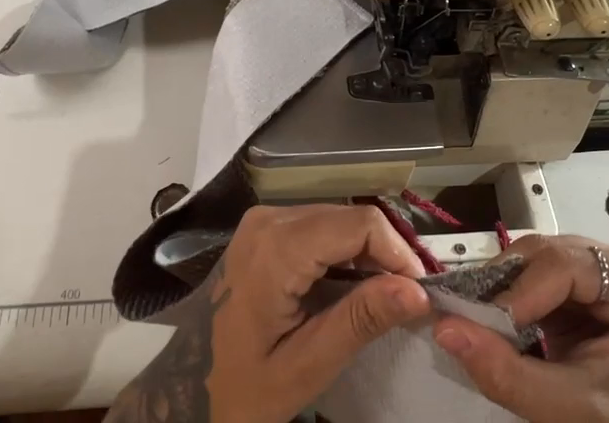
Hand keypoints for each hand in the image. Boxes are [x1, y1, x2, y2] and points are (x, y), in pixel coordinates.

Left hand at [107, 204, 432, 422]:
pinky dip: (344, 251)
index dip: (398, 252)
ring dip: (368, 252)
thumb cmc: (243, 386)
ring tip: (389, 297)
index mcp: (276, 249)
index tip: (421, 293)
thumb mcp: (307, 365)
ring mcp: (261, 221)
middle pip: (349, 217)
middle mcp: (268, 220)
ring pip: (336, 218)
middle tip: (411, 299)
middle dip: (386, 253)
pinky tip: (356, 286)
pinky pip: (316, 226)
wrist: (187, 390)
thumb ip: (360, 320)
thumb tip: (417, 291)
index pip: (358, 224)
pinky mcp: (261, 230)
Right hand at [433, 235, 608, 422]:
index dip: (521, 289)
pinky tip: (499, 319)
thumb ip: (507, 372)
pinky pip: (537, 273)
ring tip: (482, 321)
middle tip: (471, 319)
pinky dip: (513, 295)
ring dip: (505, 288)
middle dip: (508, 285)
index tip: (480, 321)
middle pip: (552, 253)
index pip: (571, 264)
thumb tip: (444, 327)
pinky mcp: (587, 284)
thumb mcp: (569, 407)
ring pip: (539, 258)